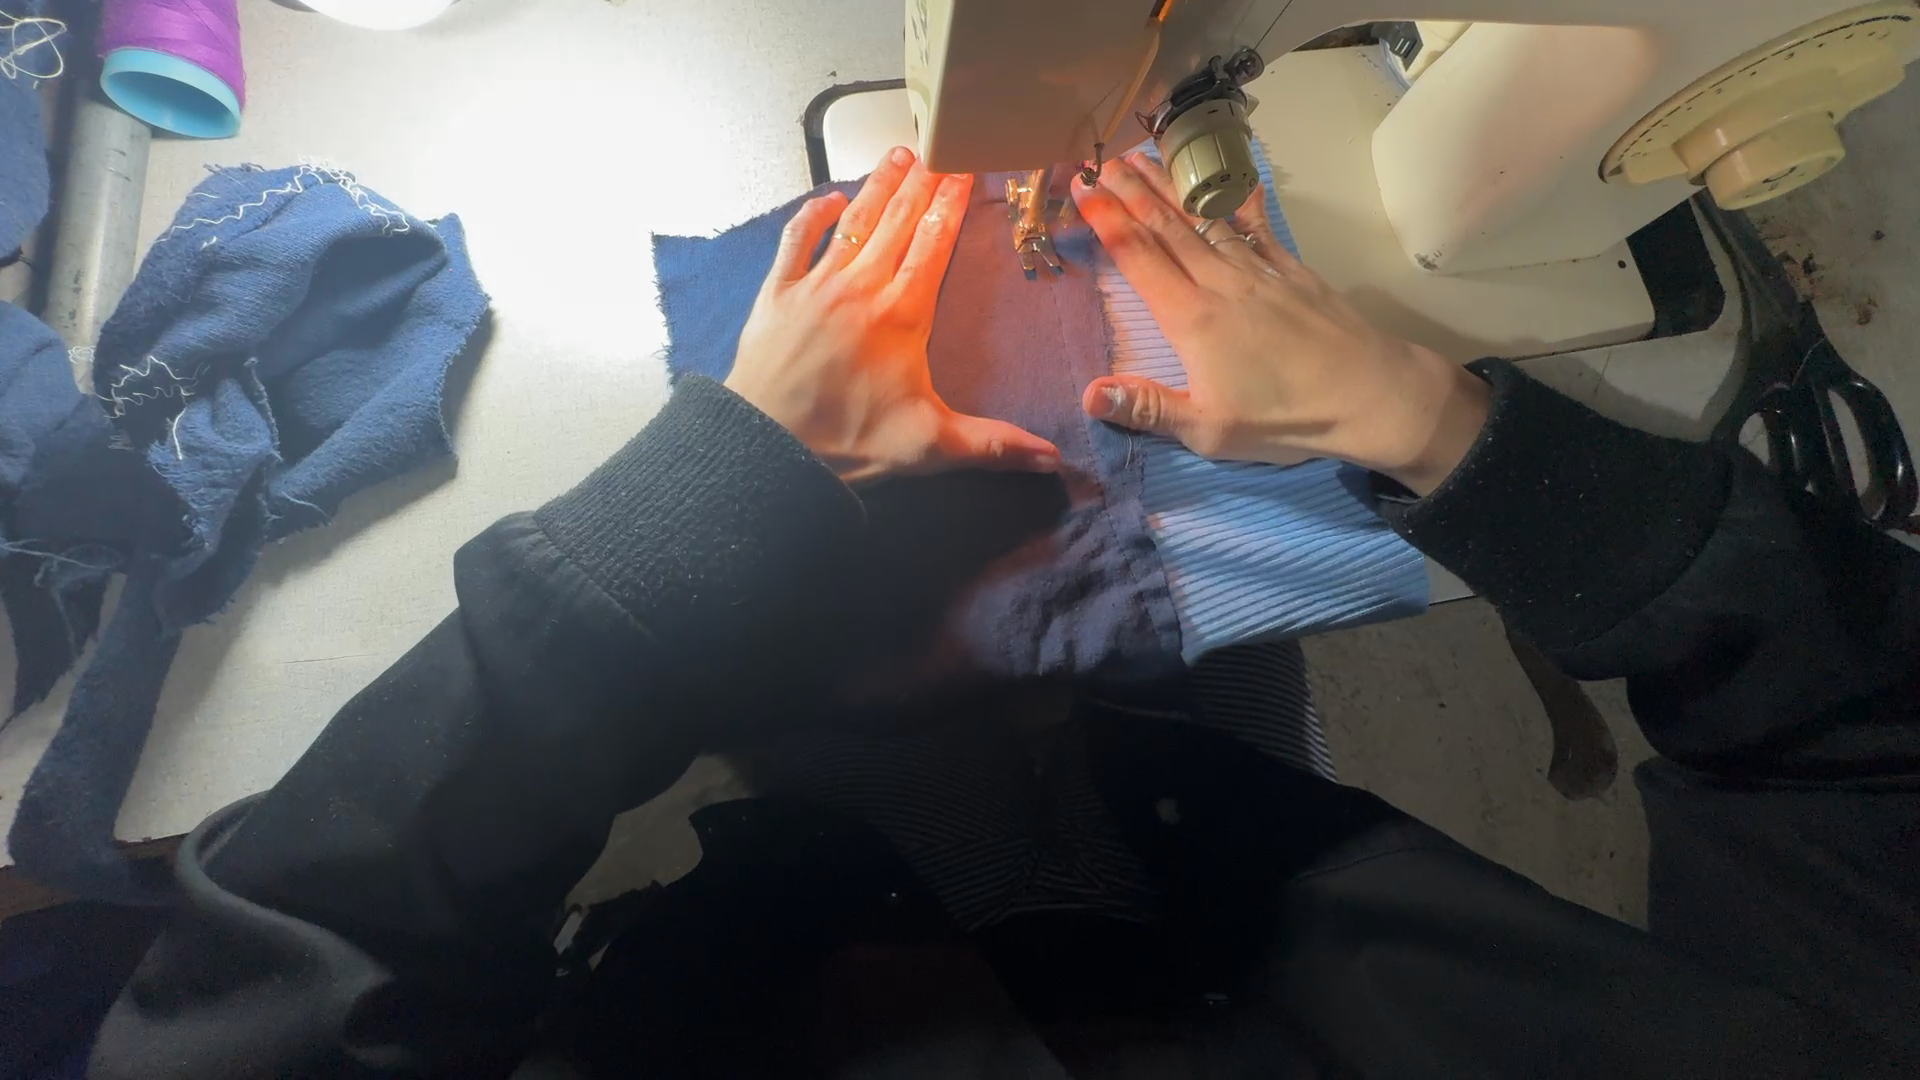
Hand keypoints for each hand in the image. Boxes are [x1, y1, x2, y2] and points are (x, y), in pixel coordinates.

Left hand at [726, 147, 1059, 483]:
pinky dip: (813, 216)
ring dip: (877, 186)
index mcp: (902, 315)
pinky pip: (796, 241)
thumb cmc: (850, 443)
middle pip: (897, 221)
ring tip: (898, 155)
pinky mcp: (777, 294)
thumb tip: (1053, 458)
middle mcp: (861, 287)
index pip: (933, 245)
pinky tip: (829, 200)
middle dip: (921, 183)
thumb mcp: (931, 448)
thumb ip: (993, 445)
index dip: (950, 205)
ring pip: (854, 222)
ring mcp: (815, 286)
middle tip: (937, 148)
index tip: (964, 170)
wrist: (771, 449)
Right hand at [1069, 153, 1488, 494]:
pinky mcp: (1290, 269)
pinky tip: (1225, 179)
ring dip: (1171, 188)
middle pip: (1167, 227)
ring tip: (1144, 161)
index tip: (1082, 190)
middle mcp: (1220, 282)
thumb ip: (1146, 408)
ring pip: (1204, 218)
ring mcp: (1259, 270)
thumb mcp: (1207, 430)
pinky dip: (1234, 197)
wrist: (1370, 395)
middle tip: (1102, 163)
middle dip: (1131, 192)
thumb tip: (1087, 394)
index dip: (1107, 222)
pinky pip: (1254, 224)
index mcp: (1192, 319)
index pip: (1140, 259)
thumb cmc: (1283, 419)